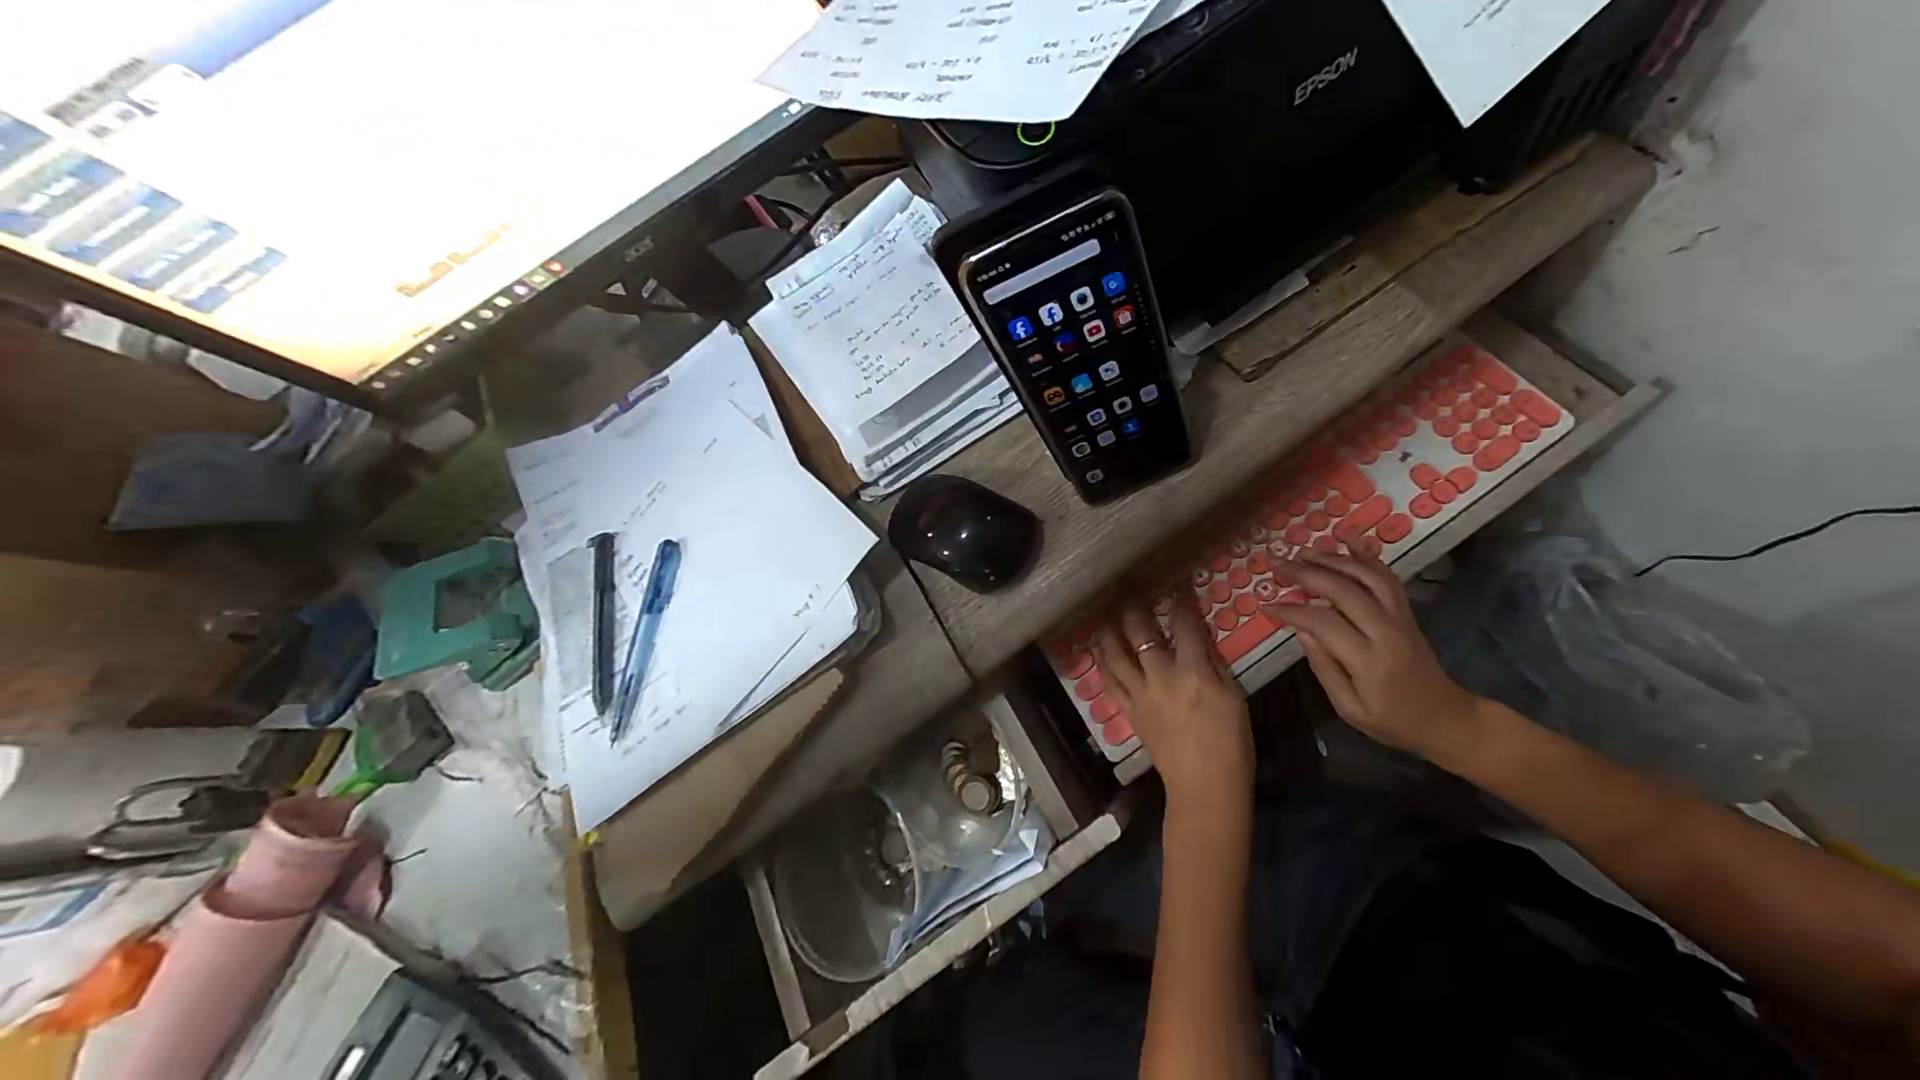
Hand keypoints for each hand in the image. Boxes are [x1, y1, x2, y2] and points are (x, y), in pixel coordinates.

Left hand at [1092, 598, 1252, 814]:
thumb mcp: (1234, 696)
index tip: (1178, 584)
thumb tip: (1198, 637)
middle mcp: (1161, 676)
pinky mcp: (1129, 711)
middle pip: (1140, 632)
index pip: (1184, 624)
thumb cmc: (1231, 743)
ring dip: (1108, 631)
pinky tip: (1099, 651)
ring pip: (1115, 654)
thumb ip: (1213, 663)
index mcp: (1193, 671)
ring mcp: (1140, 694)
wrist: (1205, 785)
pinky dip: (1102, 663)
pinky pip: (1109, 681)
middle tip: (1131, 594)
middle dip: (1134, 608)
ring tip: (1106, 617)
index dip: (1181, 600)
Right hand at [1263, 547, 1481, 763]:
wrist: (1446, 719)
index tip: (1265, 604)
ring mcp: (1401, 618)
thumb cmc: (1391, 721)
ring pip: (1367, 576)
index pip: (1323, 622)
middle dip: (1305, 573)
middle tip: (1275, 563)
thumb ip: (1324, 666)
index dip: (1291, 610)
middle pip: (1344, 590)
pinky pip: (1388, 578)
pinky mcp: (1407, 612)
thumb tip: (1300, 628)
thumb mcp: (1349, 708)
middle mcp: (1388, 631)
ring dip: (1333, 559)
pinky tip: (1349, 540)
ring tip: (1302, 551)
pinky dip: (1368, 556)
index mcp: (1370, 660)